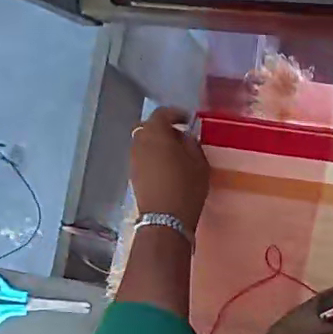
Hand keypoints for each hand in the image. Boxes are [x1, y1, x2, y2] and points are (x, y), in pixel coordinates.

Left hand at [131, 107, 209, 233]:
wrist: (165, 220)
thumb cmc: (186, 187)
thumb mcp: (199, 162)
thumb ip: (192, 143)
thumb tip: (184, 137)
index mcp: (156, 132)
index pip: (163, 113)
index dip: (176, 114)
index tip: (188, 120)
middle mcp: (139, 141)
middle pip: (149, 127)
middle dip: (164, 128)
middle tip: (180, 137)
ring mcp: (133, 159)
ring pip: (144, 142)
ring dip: (157, 144)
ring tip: (174, 154)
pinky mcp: (133, 175)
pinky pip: (143, 157)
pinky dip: (153, 157)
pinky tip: (166, 168)